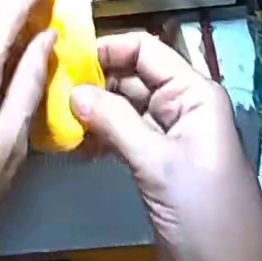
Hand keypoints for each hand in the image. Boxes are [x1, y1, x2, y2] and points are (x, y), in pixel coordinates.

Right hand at [71, 32, 261, 260]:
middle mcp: (180, 105)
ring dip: (94, 111)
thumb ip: (115, 122)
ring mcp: (168, 134)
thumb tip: (72, 91)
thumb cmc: (205, 212)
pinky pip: (123, 134)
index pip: (146, 50)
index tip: (70, 59)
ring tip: (60, 117)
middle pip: (132, 75)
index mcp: (192, 93)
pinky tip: (76, 145)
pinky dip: (101, 136)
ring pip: (124, 106)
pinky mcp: (156, 161)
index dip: (109, 48)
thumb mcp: (159, 164)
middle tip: (56, 91)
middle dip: (95, 81)